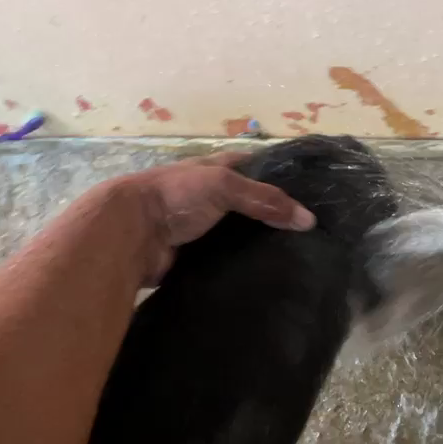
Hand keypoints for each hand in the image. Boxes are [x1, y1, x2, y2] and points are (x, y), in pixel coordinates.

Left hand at [108, 153, 314, 284]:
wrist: (130, 234)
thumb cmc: (176, 196)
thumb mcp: (224, 186)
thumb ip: (266, 200)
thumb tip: (309, 221)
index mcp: (214, 170)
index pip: (254, 167)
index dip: (279, 176)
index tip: (311, 194)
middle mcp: (209, 197)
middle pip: (250, 205)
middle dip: (274, 216)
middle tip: (310, 234)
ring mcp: (202, 229)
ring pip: (240, 235)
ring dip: (260, 245)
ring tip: (298, 258)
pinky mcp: (196, 258)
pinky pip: (228, 261)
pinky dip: (244, 266)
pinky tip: (268, 276)